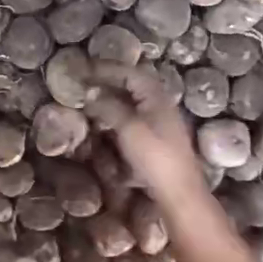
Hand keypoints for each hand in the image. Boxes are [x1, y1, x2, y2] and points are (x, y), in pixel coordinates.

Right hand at [86, 61, 199, 194]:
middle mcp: (159, 104)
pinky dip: (116, 115)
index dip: (105, 69)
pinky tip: (104, 124)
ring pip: (131, 102)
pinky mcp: (156, 138)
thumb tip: (90, 92)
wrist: (178, 192)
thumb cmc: (155, 156)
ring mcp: (159, 122)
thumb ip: (108, 106)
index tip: (84, 70)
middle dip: (107, 82)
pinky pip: (132, 118)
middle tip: (84, 84)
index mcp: (156, 96)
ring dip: (110, 99)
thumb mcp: (128, 128)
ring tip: (90, 102)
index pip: (129, 72)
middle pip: (131, 85)